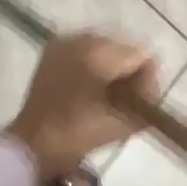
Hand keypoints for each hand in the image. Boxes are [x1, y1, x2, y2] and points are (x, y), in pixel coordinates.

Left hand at [3, 31, 157, 181]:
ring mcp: (63, 44)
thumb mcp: (120, 125)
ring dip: (113, 70)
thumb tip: (155, 93)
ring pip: (104, 49)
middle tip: (130, 102)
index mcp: (96, 52)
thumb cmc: (76, 135)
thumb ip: (147, 104)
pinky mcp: (53, 53)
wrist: (31, 146)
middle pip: (122, 49)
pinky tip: (93, 90)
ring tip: (111, 98)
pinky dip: (95, 67)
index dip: (148, 79)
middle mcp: (80, 39)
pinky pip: (85, 52)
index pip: (139, 55)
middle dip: (130, 73)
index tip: (146, 104)